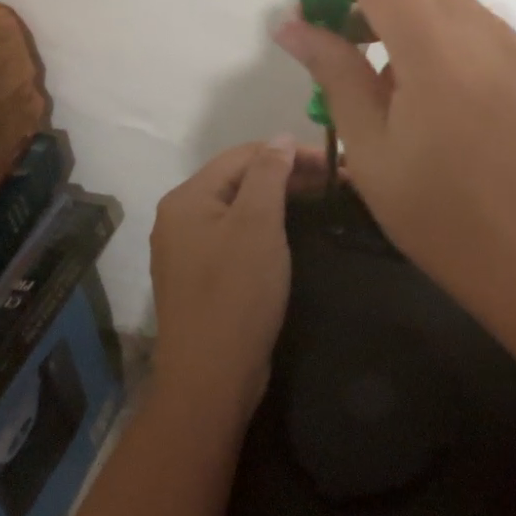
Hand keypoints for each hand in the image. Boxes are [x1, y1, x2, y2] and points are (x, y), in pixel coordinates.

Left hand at [148, 137, 325, 414]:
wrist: (210, 378)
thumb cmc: (236, 293)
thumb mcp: (258, 225)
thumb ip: (269, 174)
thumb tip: (282, 138)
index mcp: (187, 198)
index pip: (243, 155)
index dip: (290, 152)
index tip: (334, 163)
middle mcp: (180, 217)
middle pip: (239, 179)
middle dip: (288, 175)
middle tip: (336, 182)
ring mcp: (188, 249)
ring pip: (240, 207)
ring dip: (280, 199)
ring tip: (321, 201)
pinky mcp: (201, 277)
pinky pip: (236, 234)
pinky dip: (266, 225)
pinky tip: (292, 232)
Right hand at [268, 0, 515, 287]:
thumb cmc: (440, 217)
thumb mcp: (372, 151)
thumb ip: (337, 74)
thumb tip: (295, 25)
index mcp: (441, 56)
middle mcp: (481, 32)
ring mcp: (504, 41)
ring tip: (337, 16)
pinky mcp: (513, 57)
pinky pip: (454, 10)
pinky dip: (412, 8)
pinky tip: (385, 45)